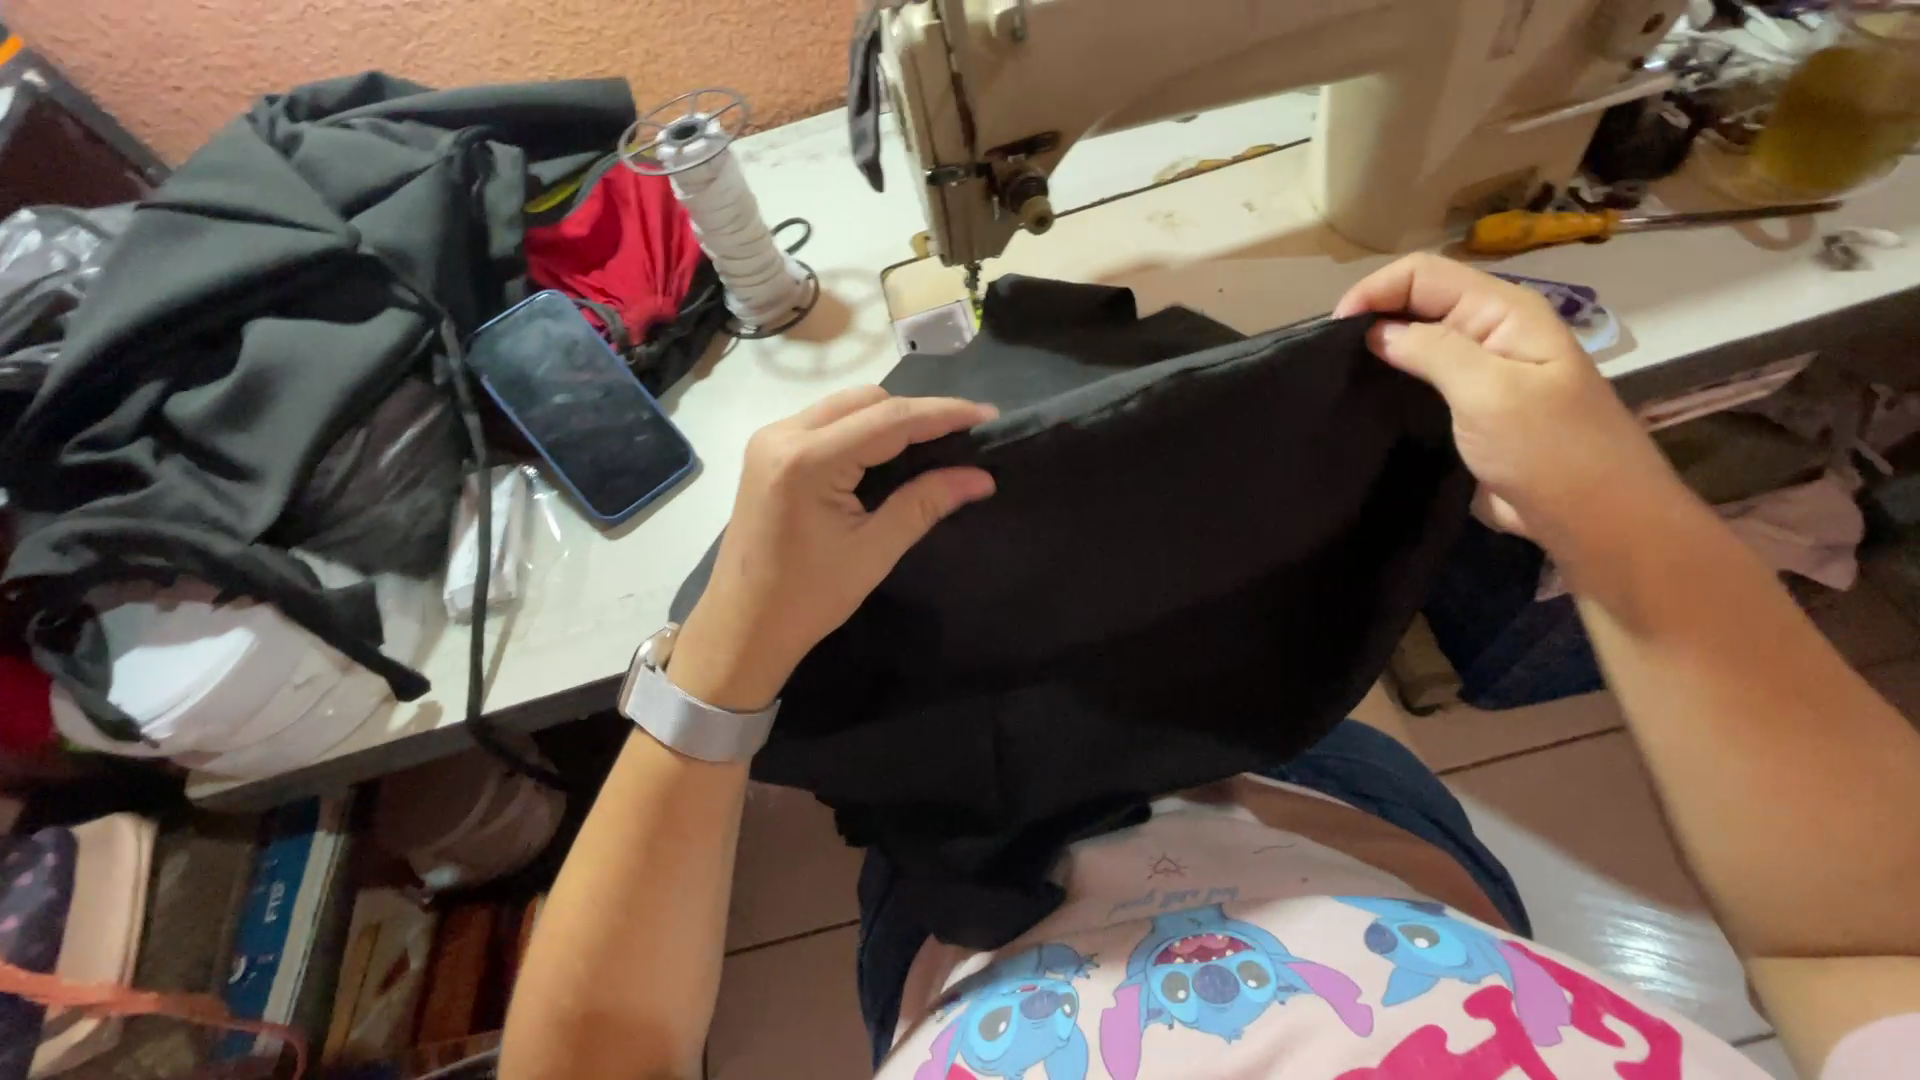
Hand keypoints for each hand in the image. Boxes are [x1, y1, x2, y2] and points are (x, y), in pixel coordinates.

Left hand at [666, 387, 997, 710]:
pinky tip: (888, 453)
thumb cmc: (808, 598)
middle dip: (917, 413)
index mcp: (807, 461)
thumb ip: (926, 503)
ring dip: (889, 418)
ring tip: (933, 443)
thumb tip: (981, 477)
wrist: (742, 625)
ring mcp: (770, 439)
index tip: (987, 416)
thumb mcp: (874, 551)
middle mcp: (783, 435)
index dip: (943, 414)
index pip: (889, 419)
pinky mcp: (768, 451)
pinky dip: (862, 428)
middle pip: (866, 401)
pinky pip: (826, 422)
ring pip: (845, 406)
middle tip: (962, 436)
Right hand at [1334, 254, 1689, 560]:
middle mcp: (1490, 332)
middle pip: (1417, 301)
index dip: (1374, 290)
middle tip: (1329, 357)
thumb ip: (1432, 350)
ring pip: (1416, 340)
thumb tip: (1376, 330)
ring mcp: (1480, 371)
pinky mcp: (1467, 408)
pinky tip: (1367, 400)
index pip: (1423, 275)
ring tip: (1340, 376)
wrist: (1592, 516)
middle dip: (1371, 316)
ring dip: (1378, 349)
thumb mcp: (1489, 391)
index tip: (1332, 332)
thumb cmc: (1548, 449)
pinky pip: (1420, 381)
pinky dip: (1391, 381)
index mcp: (1503, 312)